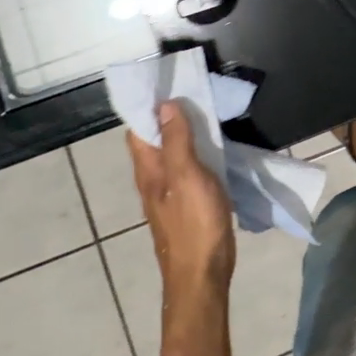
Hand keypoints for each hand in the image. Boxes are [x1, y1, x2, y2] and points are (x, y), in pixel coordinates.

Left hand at [128, 101, 235, 299]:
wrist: (202, 273)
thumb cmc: (194, 223)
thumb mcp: (188, 177)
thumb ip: (178, 142)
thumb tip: (165, 106)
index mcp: (149, 171)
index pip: (139, 131)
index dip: (149, 107)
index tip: (169, 81)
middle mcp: (154, 179)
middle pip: (155, 141)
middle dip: (169, 116)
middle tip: (195, 89)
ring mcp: (170, 193)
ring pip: (172, 154)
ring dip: (185, 133)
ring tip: (208, 111)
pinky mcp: (188, 203)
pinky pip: (188, 167)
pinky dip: (198, 151)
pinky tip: (216, 147)